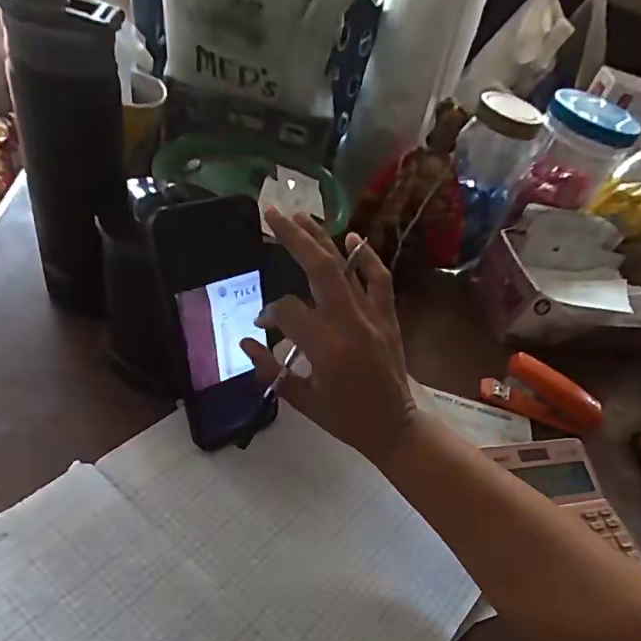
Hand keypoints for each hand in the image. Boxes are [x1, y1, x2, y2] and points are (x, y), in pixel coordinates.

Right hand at [243, 209, 418, 460]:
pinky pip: (379, 278)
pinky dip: (367, 256)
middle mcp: (350, 323)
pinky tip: (352, 236)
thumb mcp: (302, 401)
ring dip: (323, 238)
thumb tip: (247, 343)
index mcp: (326, 348)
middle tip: (272, 214)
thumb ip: (271, 371)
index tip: (261, 323)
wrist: (392, 426)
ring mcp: (373, 316)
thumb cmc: (344, 419)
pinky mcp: (388, 316)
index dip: (269, 312)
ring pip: (347, 267)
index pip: (289, 311)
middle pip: (320, 269)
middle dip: (294, 238)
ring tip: (300, 215)